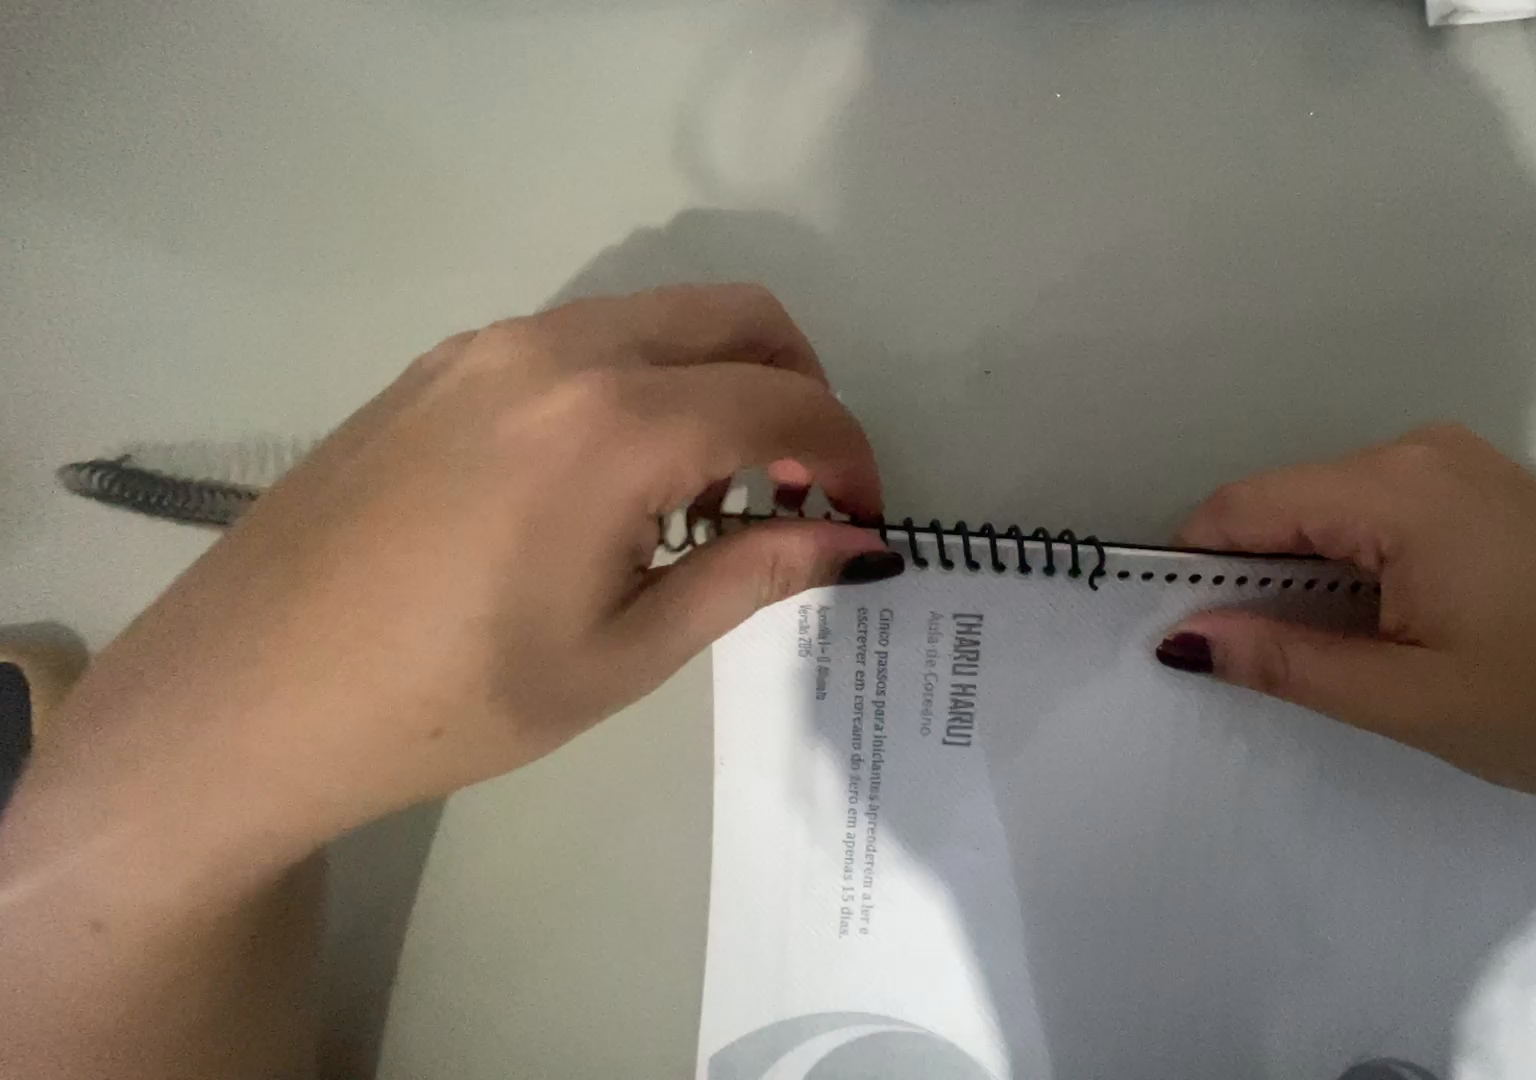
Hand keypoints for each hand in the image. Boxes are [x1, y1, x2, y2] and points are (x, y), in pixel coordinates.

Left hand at [44, 284, 902, 851]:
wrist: (238, 705)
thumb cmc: (454, 700)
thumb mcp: (632, 648)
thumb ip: (758, 572)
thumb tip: (864, 545)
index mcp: (613, 427)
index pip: (786, 406)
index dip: (849, 457)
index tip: (862, 517)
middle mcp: (562, 350)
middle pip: (746, 319)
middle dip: (806, 394)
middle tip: (800, 488)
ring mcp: (499, 343)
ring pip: (674, 317)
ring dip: (735, 384)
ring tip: (717, 490)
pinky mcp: (457, 360)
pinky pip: (604, 336)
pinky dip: (663, 381)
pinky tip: (633, 473)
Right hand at [1158, 425, 1535, 832]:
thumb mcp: (1411, 700)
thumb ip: (1285, 662)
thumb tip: (1181, 640)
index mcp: (1396, 490)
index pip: (1243, 506)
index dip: (1196, 565)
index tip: (1184, 631)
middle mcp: (1414, 453)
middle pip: (1278, 503)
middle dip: (1248, 575)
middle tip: (1256, 657)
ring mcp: (1448, 464)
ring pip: (1318, 508)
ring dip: (1296, 573)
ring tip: (1323, 647)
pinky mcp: (1470, 486)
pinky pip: (1364, 512)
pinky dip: (1340, 563)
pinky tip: (1371, 619)